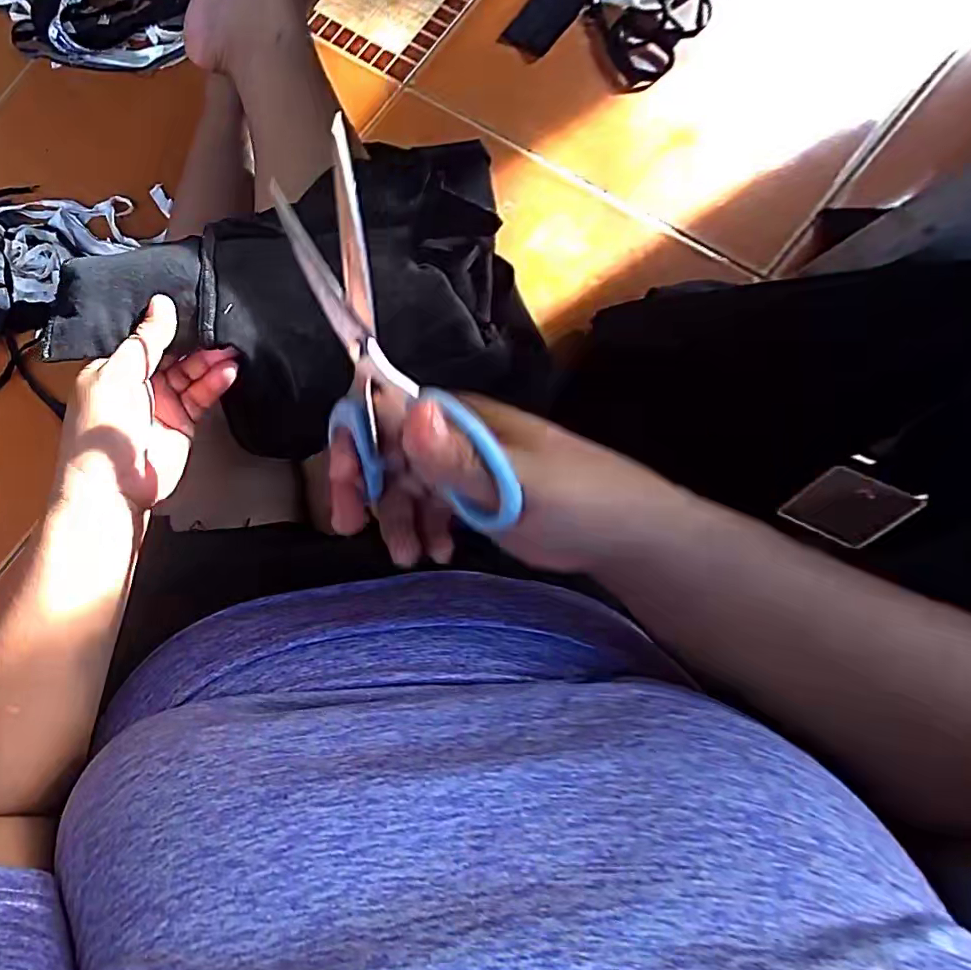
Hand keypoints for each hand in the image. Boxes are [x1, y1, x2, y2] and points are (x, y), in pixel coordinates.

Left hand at [56, 295, 239, 510]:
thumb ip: (145, 340)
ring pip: (190, 374)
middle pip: (173, 354)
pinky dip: (215, 384)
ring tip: (229, 352)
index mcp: (113, 368)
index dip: (169, 325)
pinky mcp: (181, 424)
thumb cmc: (99, 437)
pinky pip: (201, 397)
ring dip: (210, 362)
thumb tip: (161, 306)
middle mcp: (137, 385)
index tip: (191, 310)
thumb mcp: (118, 373)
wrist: (115, 487)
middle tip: (218, 331)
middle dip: (196, 343)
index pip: (146, 338)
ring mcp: (161, 405)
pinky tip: (227, 373)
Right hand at [324, 389, 689, 572]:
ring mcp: (460, 465)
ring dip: (395, 520)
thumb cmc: (579, 498)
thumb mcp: (518, 482)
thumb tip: (410, 412)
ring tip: (410, 557)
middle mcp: (451, 434)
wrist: (625, 535)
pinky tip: (437, 552)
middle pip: (384, 449)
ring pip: (401, 484)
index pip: (386, 412)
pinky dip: (421, 530)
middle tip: (351, 528)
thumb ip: (461, 457)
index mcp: (458, 416)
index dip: (354, 441)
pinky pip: (425, 508)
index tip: (345, 485)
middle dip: (363, 487)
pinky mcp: (470, 495)